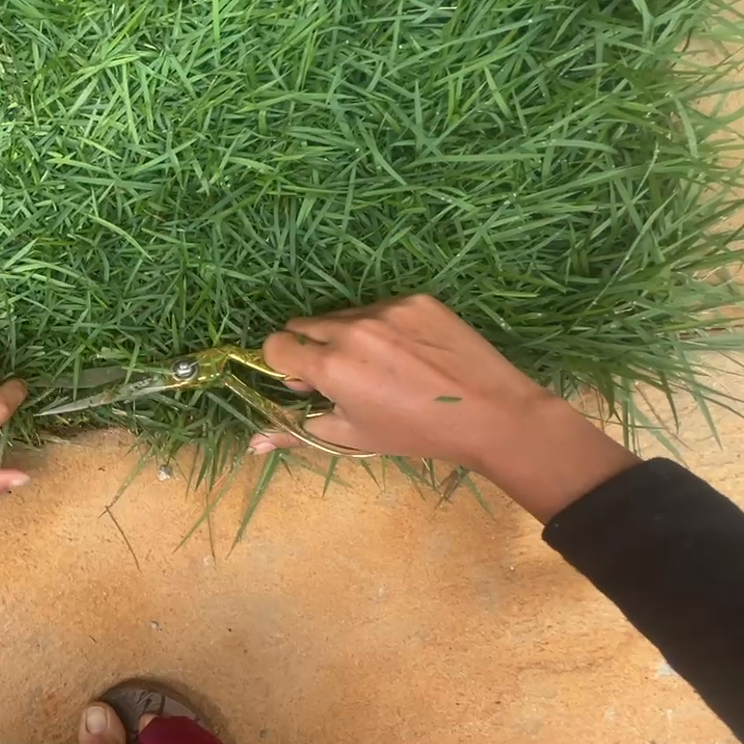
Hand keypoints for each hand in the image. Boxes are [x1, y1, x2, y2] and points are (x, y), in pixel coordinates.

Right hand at [252, 295, 637, 520]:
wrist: (492, 414)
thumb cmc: (413, 432)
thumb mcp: (349, 435)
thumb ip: (294, 432)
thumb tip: (251, 444)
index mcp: (329, 367)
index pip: (274, 345)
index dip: (283, 364)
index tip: (303, 379)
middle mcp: (350, 331)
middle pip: (301, 325)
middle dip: (310, 348)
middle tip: (341, 374)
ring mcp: (384, 310)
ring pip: (338, 316)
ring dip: (342, 336)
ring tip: (379, 364)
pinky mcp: (414, 299)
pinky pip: (375, 307)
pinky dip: (378, 326)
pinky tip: (405, 350)